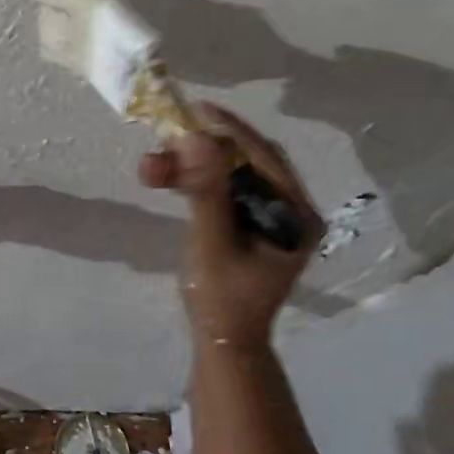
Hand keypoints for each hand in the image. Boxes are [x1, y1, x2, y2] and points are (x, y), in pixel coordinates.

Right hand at [139, 102, 323, 347]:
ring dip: (196, 167)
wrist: (225, 344)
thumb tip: (195, 136)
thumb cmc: (221, 301)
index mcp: (296, 217)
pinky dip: (200, 184)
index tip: (196, 109)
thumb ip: (206, 190)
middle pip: (250, 164)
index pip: (266, 158)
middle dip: (205, 150)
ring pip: (234, 177)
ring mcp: (273, 220)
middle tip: (168, 138)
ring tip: (156, 163)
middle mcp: (292, 212)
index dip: (230, 131)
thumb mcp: (211, 243)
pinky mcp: (253, 228)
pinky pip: (228, 194)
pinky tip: (173, 178)